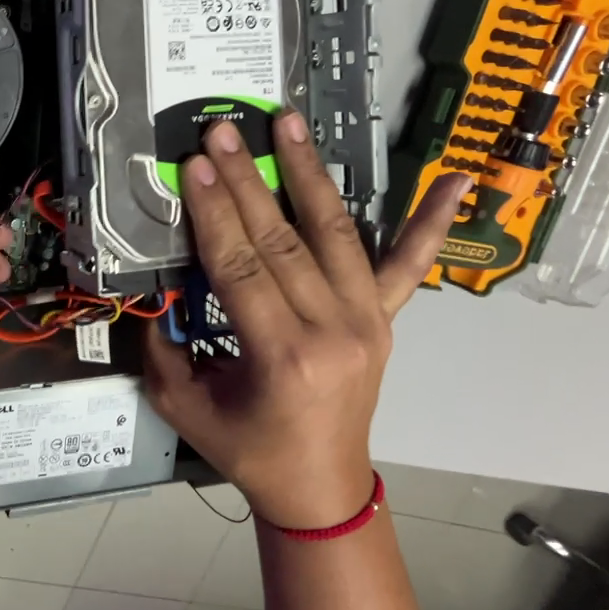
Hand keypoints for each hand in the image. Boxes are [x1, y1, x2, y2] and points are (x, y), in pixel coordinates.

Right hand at [144, 112, 471, 529]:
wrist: (320, 486)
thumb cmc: (248, 448)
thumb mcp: (182, 404)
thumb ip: (161, 344)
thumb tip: (153, 283)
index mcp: (284, 356)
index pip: (242, 267)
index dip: (216, 212)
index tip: (195, 164)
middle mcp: (336, 331)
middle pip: (284, 240)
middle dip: (247, 180)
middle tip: (222, 132)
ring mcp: (370, 321)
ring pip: (337, 234)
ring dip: (310, 173)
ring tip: (289, 122)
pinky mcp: (386, 320)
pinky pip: (406, 266)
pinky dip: (428, 222)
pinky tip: (454, 180)